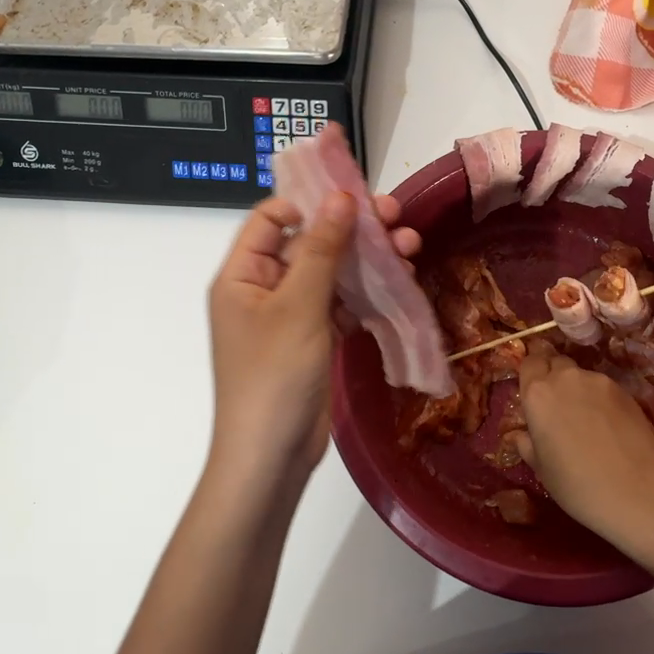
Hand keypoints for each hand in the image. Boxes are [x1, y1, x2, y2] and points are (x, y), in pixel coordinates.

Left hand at [208, 192, 420, 473]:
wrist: (271, 457)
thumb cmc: (275, 376)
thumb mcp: (298, 307)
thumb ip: (321, 248)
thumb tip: (341, 196)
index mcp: (242, 274)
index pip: (270, 218)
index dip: (308, 202)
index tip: (351, 197)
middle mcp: (263, 288)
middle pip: (308, 242)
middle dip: (352, 228)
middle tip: (395, 215)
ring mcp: (290, 315)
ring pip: (331, 272)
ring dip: (368, 258)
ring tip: (410, 245)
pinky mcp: (313, 338)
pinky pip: (341, 302)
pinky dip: (368, 291)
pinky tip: (401, 280)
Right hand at [515, 353, 653, 535]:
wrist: (632, 488)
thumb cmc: (574, 483)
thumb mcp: (540, 468)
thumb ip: (527, 443)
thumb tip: (522, 435)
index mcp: (537, 394)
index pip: (529, 363)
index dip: (532, 375)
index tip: (535, 394)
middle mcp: (565, 378)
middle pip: (556, 363)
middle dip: (555, 378)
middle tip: (560, 407)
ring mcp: (597, 381)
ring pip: (582, 376)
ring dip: (580, 390)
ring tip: (589, 420)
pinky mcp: (623, 389)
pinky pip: (604, 388)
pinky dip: (602, 400)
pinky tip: (611, 426)